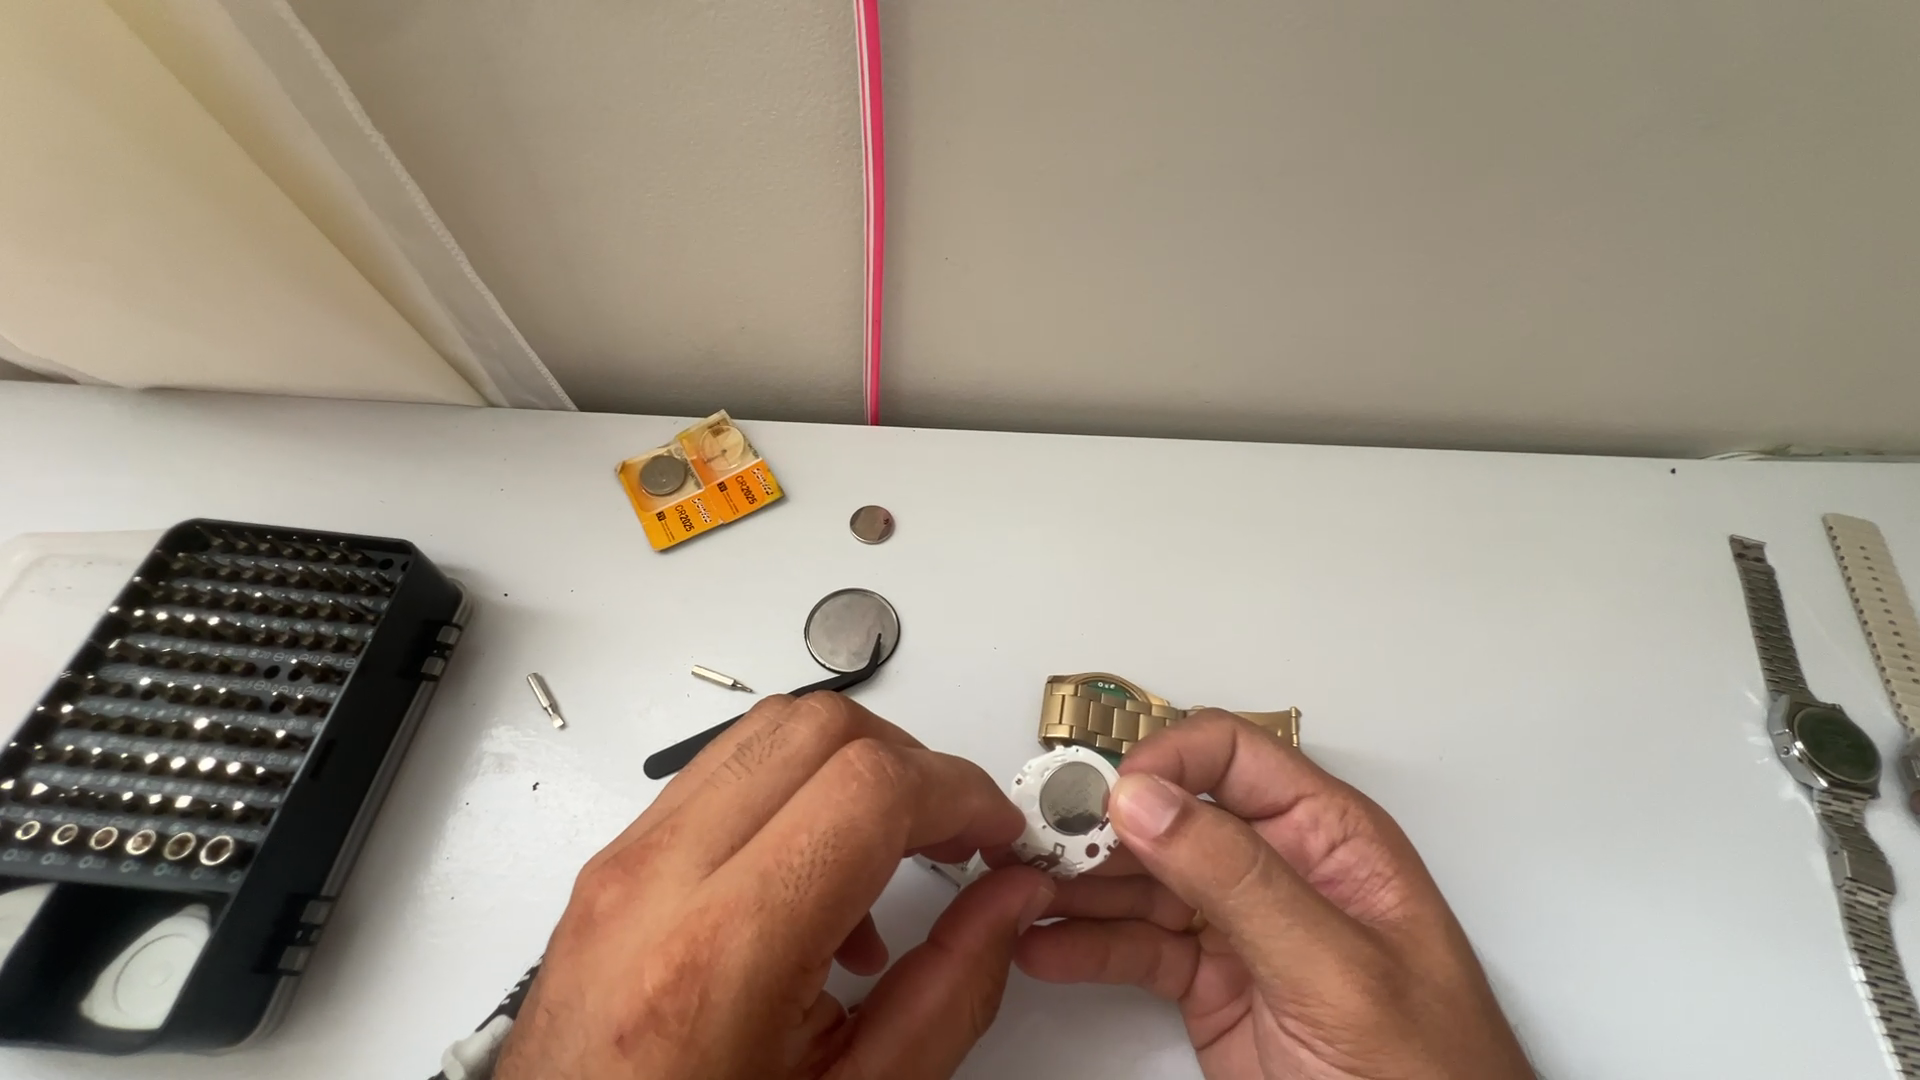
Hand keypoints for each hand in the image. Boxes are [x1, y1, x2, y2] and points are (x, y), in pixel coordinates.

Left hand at [494, 693, 1054, 1079]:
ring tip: (896, 848)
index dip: (957, 792)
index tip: (994, 828)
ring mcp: (625, 860)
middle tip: (954, 830)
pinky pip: (729, 770)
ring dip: (858, 764)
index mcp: (717, 956)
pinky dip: (803, 787)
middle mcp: (655, 881)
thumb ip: (951, 989)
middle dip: (912, 761)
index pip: (868, 789)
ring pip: (772, 729)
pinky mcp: (617, 860)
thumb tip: (1011, 895)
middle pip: (819, 728)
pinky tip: (825, 875)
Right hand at [1015, 712, 1532, 1079]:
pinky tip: (1046, 948)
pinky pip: (1134, 944)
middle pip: (1169, 812)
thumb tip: (1144, 797)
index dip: (1164, 762)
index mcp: (1323, 833)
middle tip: (1040, 844)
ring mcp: (1234, 920)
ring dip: (1079, 885)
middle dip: (1100, 826)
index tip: (1108, 796)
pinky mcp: (1204, 976)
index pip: (1229, 754)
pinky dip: (1087, 945)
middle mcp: (1272, 862)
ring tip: (1023, 895)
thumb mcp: (1334, 971)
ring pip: (1140, 877)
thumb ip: (1237, 879)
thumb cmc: (1427, 1079)